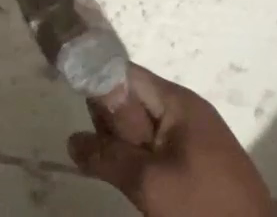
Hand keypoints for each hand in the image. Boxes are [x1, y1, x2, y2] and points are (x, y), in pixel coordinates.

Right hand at [68, 64, 276, 216]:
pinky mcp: (202, 162)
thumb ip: (105, 156)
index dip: (97, 89)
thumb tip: (72, 141)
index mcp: (179, 102)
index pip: (122, 73)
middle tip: (114, 159)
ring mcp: (198, 137)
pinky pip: (159, 148)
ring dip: (128, 149)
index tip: (86, 121)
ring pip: (142, 128)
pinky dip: (145, 162)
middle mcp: (188, 111)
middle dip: (113, 127)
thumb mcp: (146, 181)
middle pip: (131, 99)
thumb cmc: (204, 210)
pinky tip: (145, 186)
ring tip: (132, 179)